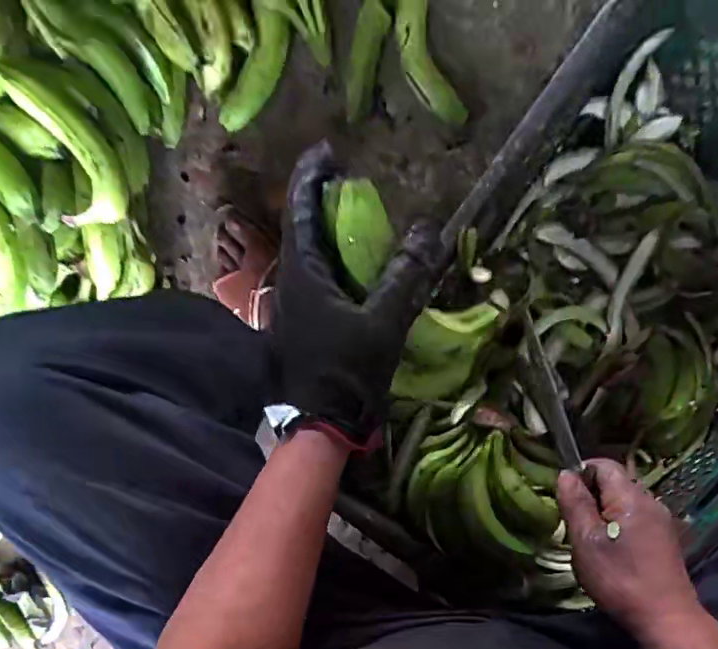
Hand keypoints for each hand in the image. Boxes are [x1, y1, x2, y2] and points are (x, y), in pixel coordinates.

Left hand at [272, 141, 442, 445]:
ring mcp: (290, 311)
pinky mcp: (299, 331)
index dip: (312, 175)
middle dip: (320, 203)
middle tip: (347, 187)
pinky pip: (314, 285)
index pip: (299, 209)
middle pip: (300, 231)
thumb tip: (429, 231)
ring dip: (326, 237)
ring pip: (306, 260)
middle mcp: (288, 286)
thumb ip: (406, 277)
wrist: (320, 428)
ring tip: (353, 225)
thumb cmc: (346, 374)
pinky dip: (332, 267)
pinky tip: (352, 276)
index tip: (330, 152)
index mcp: (301, 275)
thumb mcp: (383, 324)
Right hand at [557, 459, 706, 639]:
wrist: (664, 616)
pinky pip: (635, 517)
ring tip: (587, 537)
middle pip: (615, 481)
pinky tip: (609, 549)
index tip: (562, 497)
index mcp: (630, 496)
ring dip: (602, 511)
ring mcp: (660, 519)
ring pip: (624, 501)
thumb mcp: (587, 541)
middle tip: (571, 521)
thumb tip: (565, 473)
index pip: (603, 464)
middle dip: (589, 494)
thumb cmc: (619, 578)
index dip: (579, 473)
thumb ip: (575, 504)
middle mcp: (650, 500)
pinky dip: (617, 524)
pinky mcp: (664, 537)